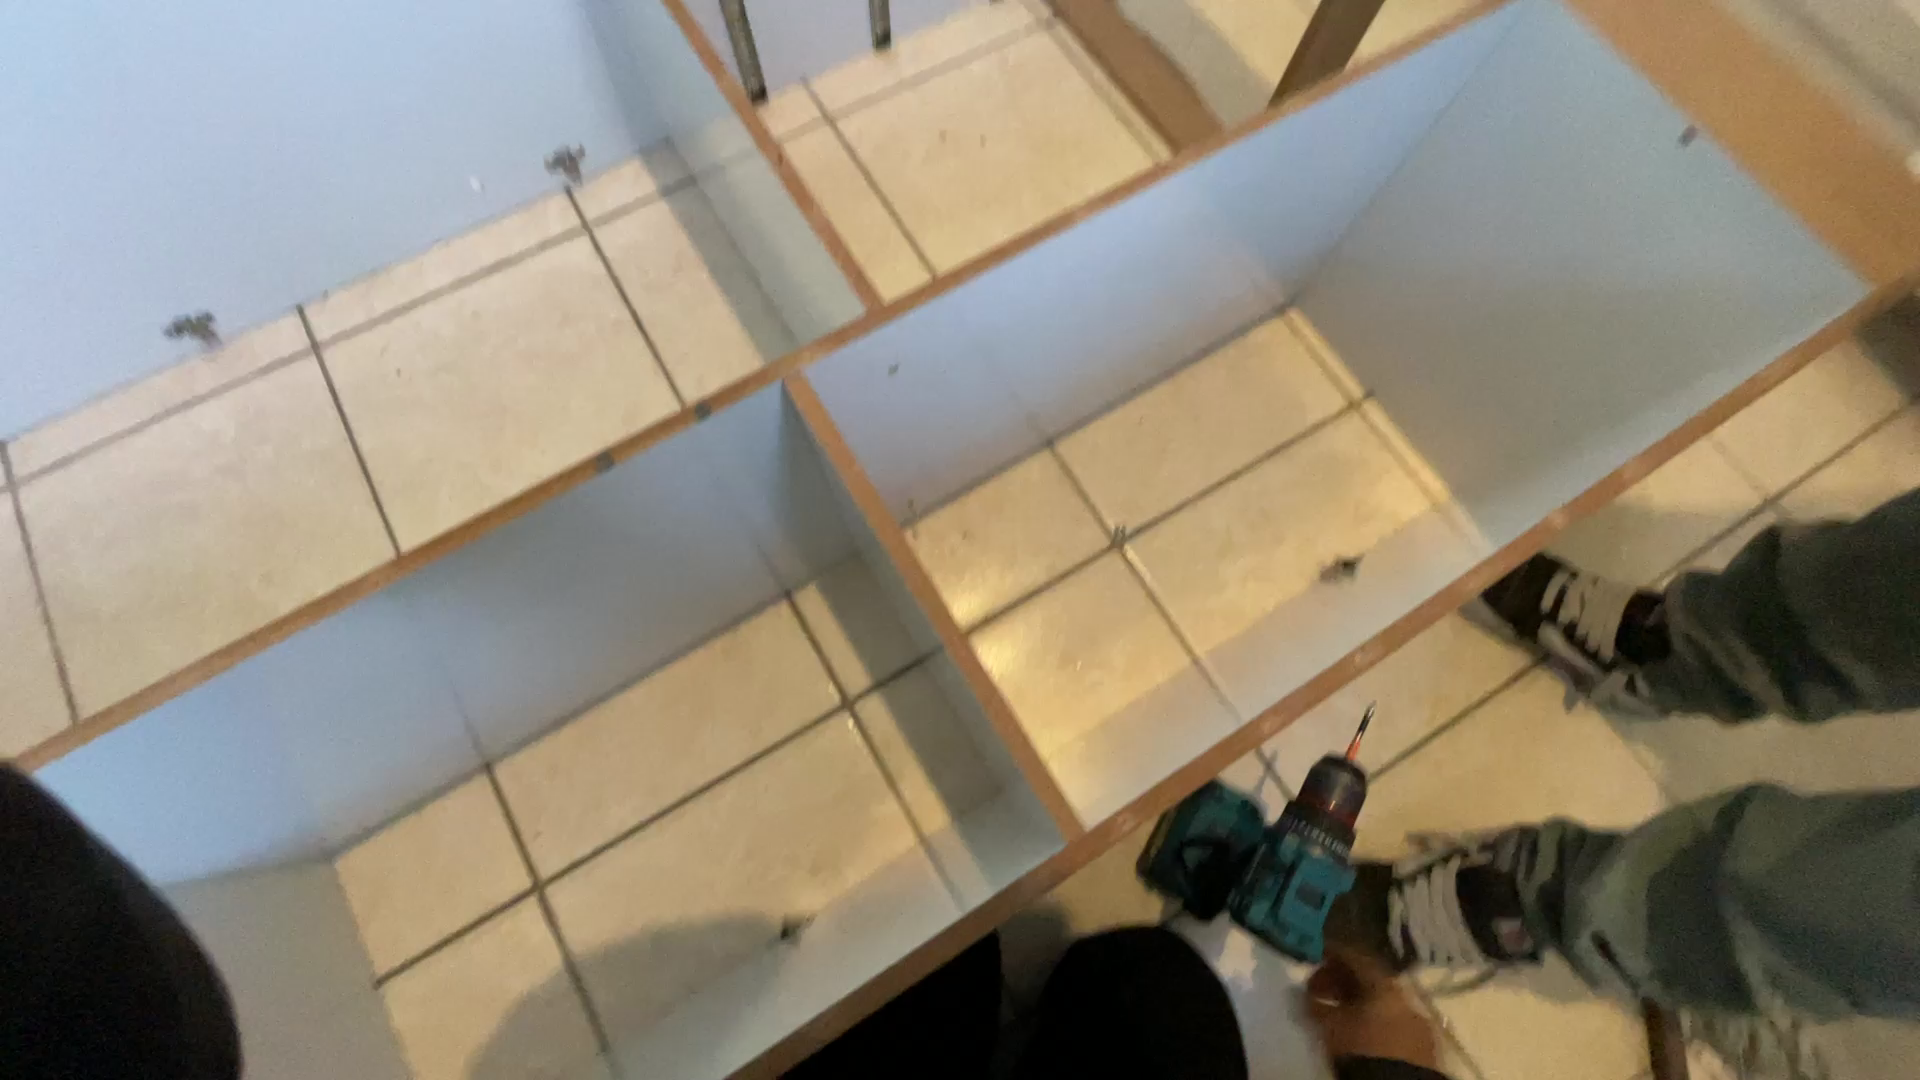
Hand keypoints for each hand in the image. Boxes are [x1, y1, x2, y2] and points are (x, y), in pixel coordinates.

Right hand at [1306, 948, 1441, 1070]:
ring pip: (1381, 1002)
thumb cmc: (1361, 1047)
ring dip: (1357, 1002)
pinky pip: (1392, 1023)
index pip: (1355, 956)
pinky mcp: (1423, 1047)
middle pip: (1368, 979)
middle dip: (1341, 981)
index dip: (1332, 952)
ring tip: (1334, 1012)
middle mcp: (1405, 998)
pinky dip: (1373, 1020)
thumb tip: (1303, 993)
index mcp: (1385, 985)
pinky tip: (1357, 1031)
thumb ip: (1315, 1003)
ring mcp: (1417, 1023)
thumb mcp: (1331, 1024)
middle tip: (1317, 988)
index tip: (1314, 954)